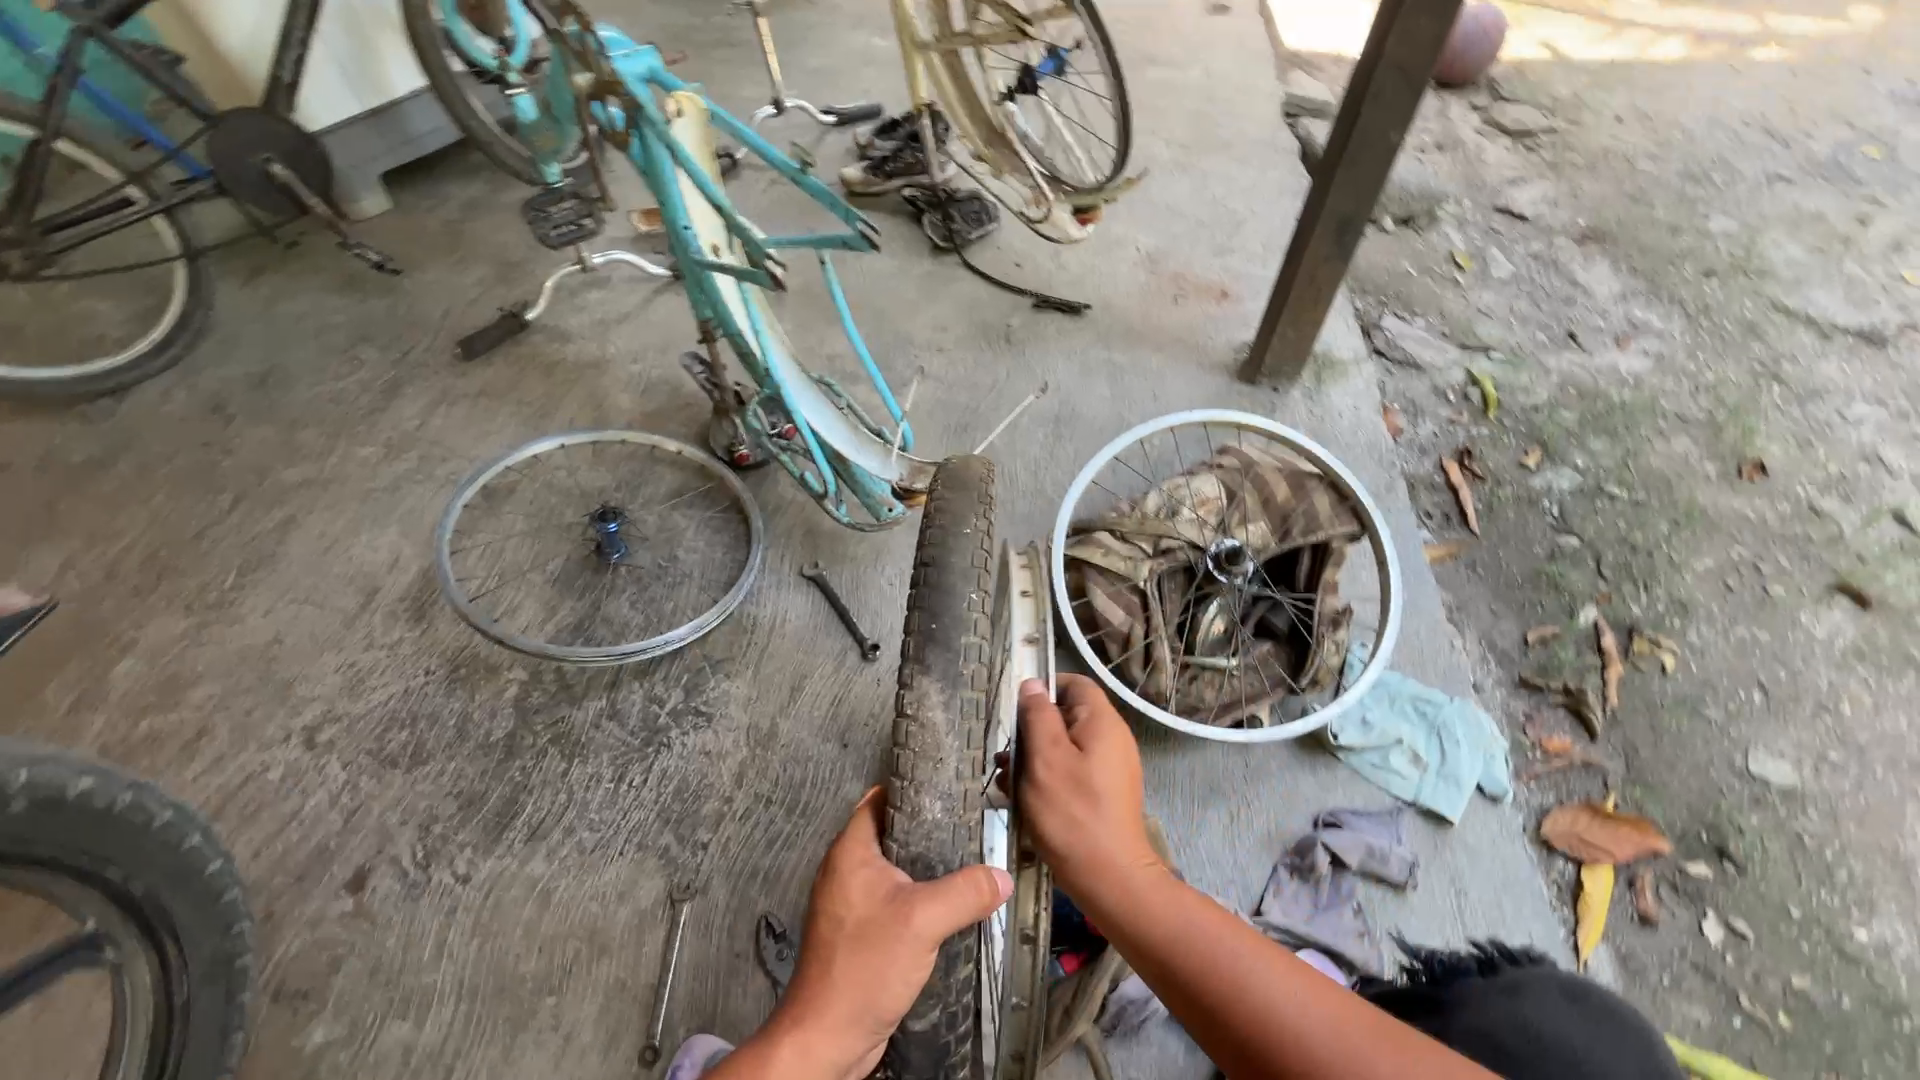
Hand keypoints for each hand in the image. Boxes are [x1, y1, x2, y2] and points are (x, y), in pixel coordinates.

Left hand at [771, 787, 1012, 1079]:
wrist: (829, 1036)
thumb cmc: (864, 967)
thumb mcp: (922, 920)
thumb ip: (965, 892)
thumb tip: (1001, 877)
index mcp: (850, 851)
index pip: (880, 798)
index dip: (912, 785)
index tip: (950, 782)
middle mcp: (847, 870)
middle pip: (892, 832)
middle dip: (929, 827)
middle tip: (972, 823)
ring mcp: (852, 903)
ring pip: (895, 869)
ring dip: (927, 866)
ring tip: (970, 860)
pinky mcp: (861, 933)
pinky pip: (896, 900)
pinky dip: (921, 897)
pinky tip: (952, 905)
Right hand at [1012, 675, 1160, 899]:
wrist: (1109, 877)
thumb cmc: (1072, 813)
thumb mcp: (1045, 758)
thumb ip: (1038, 716)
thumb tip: (1033, 684)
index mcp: (1102, 722)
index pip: (1075, 684)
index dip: (1044, 689)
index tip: (1015, 710)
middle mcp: (1111, 739)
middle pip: (1066, 716)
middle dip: (1032, 731)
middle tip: (1005, 756)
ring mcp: (1109, 768)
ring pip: (1064, 747)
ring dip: (1033, 759)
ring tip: (1007, 782)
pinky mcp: (1102, 793)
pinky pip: (1070, 772)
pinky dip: (1046, 779)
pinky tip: (1023, 800)